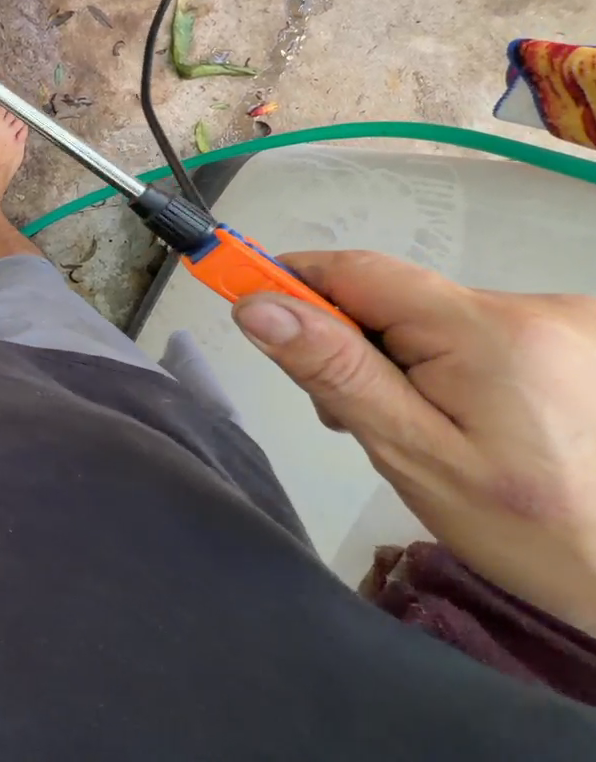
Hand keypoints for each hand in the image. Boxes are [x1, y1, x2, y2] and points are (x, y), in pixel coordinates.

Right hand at [233, 251, 595, 631]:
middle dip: (343, 341)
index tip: (237, 300)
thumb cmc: (529, 527)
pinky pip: (467, 331)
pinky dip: (437, 364)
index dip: (286, 279)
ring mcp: (564, 322)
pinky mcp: (575, 341)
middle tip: (341, 411)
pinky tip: (455, 417)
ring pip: (424, 316)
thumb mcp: (409, 451)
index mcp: (490, 330)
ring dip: (391, 357)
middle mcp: (535, 307)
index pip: (354, 271)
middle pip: (388, 297)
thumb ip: (334, 371)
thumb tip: (256, 307)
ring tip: (409, 426)